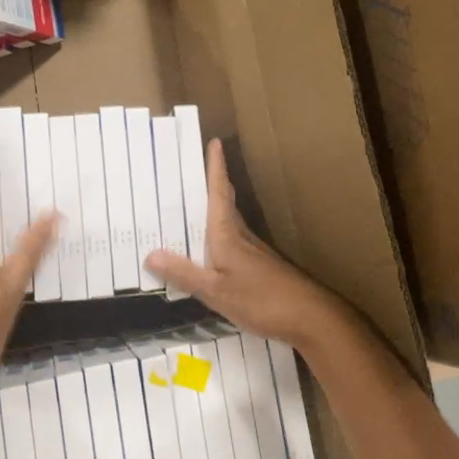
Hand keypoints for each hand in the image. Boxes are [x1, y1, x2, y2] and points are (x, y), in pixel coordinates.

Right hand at [144, 138, 352, 348]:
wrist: (308, 317)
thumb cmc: (261, 299)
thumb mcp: (216, 290)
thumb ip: (184, 273)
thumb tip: (150, 253)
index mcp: (227, 234)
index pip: (219, 192)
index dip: (216, 167)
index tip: (214, 141)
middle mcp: (240, 236)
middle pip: (225, 203)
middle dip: (213, 183)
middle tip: (194, 169)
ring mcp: (253, 252)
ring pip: (230, 221)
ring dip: (215, 208)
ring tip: (194, 204)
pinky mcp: (259, 267)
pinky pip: (233, 242)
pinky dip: (219, 235)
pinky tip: (211, 249)